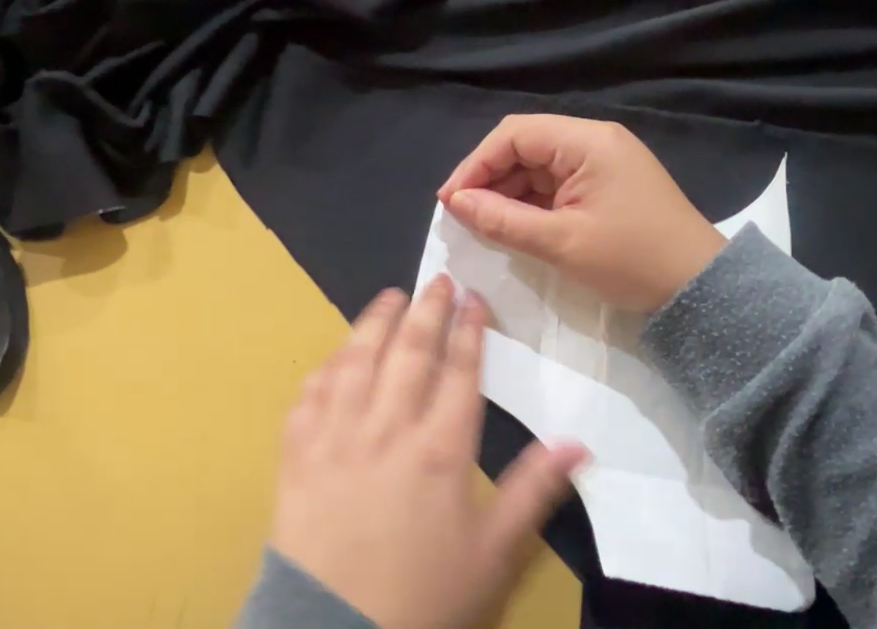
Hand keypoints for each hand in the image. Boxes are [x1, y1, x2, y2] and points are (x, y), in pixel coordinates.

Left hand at [271, 277, 587, 628]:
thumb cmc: (423, 596)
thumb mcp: (493, 553)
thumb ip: (533, 491)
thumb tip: (579, 442)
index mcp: (439, 448)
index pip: (459, 370)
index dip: (470, 329)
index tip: (474, 297)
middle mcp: (387, 427)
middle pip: (410, 352)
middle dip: (427, 310)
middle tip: (437, 279)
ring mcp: (336, 435)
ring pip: (358, 360)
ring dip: (375, 322)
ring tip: (390, 297)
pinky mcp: (297, 453)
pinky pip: (311, 393)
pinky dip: (327, 366)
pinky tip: (336, 356)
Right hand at [437, 115, 724, 312]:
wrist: (701, 288)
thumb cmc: (632, 260)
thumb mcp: (561, 242)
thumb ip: (503, 219)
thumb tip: (456, 202)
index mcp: (587, 141)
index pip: (515, 134)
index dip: (476, 163)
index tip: (450, 200)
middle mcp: (594, 141)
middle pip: (525, 146)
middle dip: (489, 178)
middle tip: (461, 215)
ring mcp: (602, 162)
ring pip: (538, 167)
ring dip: (508, 192)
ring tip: (480, 223)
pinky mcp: (606, 185)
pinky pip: (557, 184)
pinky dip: (531, 202)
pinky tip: (512, 224)